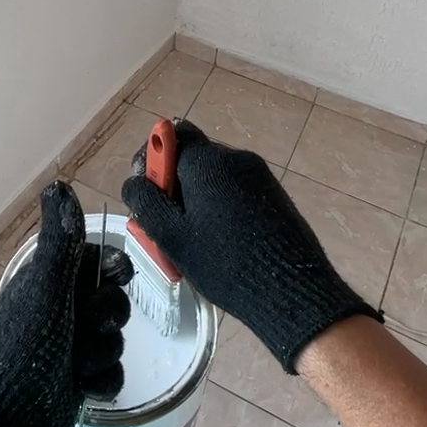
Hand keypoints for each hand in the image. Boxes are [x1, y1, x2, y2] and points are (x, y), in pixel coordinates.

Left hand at [0, 181, 131, 426]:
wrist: (7, 419)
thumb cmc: (25, 345)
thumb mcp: (46, 287)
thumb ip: (61, 239)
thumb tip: (58, 184)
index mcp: (50, 281)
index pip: (98, 260)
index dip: (114, 267)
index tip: (119, 275)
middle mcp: (61, 310)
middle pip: (112, 300)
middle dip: (106, 318)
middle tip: (87, 328)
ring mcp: (71, 347)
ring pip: (114, 339)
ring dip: (100, 354)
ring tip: (76, 366)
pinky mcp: (80, 382)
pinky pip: (112, 372)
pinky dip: (101, 381)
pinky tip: (83, 387)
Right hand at [120, 119, 379, 371]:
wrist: (292, 291)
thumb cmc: (224, 262)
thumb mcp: (171, 235)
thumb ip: (145, 200)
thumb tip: (135, 181)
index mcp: (207, 161)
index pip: (171, 135)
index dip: (153, 160)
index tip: (149, 194)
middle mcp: (235, 158)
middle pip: (192, 157)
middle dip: (173, 183)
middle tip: (167, 224)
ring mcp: (259, 175)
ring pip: (213, 176)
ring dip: (196, 197)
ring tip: (195, 239)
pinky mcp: (273, 195)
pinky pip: (234, 189)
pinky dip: (219, 206)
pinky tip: (222, 241)